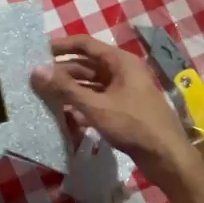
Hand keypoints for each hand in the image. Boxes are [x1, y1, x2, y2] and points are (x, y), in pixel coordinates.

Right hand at [31, 35, 202, 184]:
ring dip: (70, 89)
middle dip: (62, 71)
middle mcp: (123, 71)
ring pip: (91, 84)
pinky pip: (97, 100)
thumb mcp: (96, 106)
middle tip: (36, 78)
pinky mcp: (124, 109)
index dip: (61, 46)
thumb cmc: (133, 124)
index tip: (37, 51)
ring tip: (44, 95)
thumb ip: (65, 88)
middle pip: (86, 65)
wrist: (167, 157)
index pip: (85, 44)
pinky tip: (63, 114)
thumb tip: (36, 71)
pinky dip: (81, 104)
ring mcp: (125, 91)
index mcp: (120, 61)